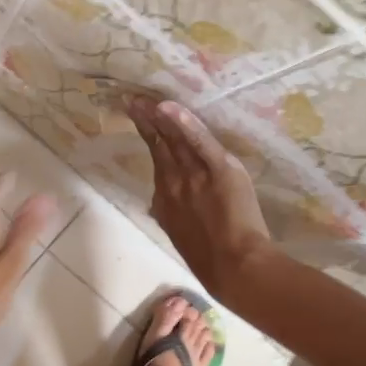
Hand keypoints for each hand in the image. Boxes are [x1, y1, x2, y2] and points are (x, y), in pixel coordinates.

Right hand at [128, 97, 274, 292]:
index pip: (156, 160)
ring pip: (173, 140)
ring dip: (157, 116)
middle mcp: (173, 184)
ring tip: (143, 99)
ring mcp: (193, 177)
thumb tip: (156, 203)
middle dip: (144, 121)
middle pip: (158, 145)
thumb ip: (170, 213)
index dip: (147, 138)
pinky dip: (183, 124)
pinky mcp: (218, 171)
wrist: (234, 266)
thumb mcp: (181, 235)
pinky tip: (167, 108)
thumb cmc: (211, 259)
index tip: (138, 119)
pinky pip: (198, 143)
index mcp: (165, 199)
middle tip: (131, 99)